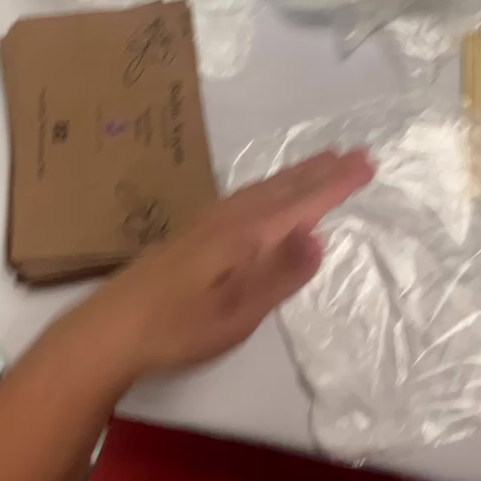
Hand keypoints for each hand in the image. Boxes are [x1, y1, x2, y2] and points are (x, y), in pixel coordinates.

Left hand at [59, 149, 374, 383]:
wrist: (113, 326)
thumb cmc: (179, 324)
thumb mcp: (237, 310)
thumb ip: (279, 273)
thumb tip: (320, 235)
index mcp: (247, 233)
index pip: (302, 202)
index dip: (337, 184)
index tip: (368, 163)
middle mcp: (230, 217)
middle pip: (284, 187)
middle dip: (323, 170)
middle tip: (355, 153)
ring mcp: (210, 221)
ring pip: (265, 188)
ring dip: (298, 175)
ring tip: (322, 163)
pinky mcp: (197, 232)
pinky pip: (249, 196)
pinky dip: (273, 187)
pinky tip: (267, 196)